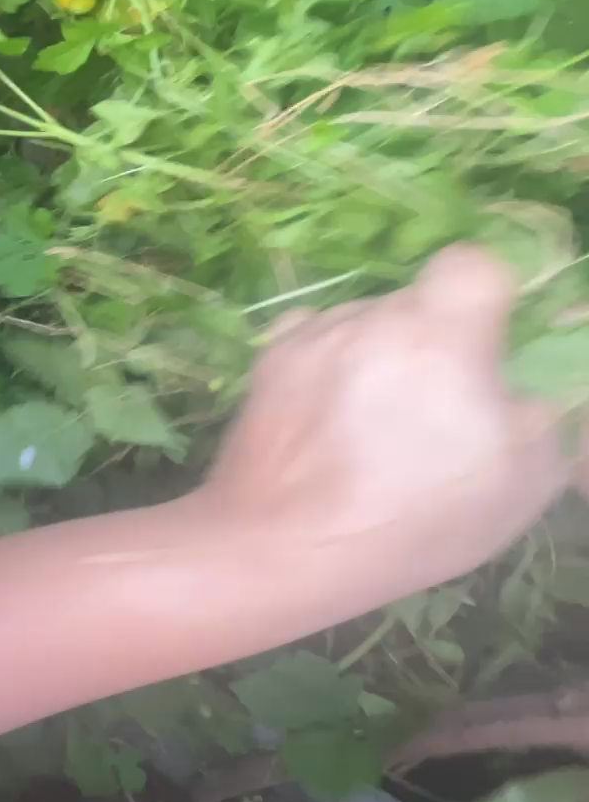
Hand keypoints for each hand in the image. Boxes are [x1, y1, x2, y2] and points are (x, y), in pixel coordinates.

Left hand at [198, 245, 568, 595]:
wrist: (282, 537)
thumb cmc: (417, 514)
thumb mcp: (528, 465)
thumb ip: (540, 391)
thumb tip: (542, 348)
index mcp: (433, 337)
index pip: (468, 264)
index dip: (489, 291)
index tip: (494, 335)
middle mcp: (359, 323)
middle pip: (412, 299)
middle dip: (436, 334)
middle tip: (440, 397)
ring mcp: (301, 339)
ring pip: (360, 319)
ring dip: (379, 347)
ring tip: (379, 413)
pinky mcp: (260, 361)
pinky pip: (312, 336)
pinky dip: (331, 356)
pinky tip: (334, 404)